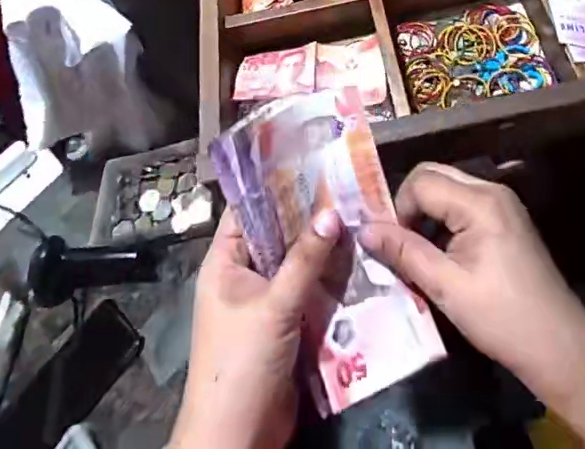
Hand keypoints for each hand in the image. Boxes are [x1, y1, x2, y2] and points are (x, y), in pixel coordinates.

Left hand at [170, 206, 341, 448]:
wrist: (237, 440)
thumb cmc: (242, 363)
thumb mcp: (275, 305)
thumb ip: (305, 259)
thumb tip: (333, 211)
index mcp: (225, 261)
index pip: (247, 209)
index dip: (275, 186)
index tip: (311, 163)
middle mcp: (243, 274)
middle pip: (277, 234)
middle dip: (308, 216)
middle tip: (347, 186)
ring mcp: (265, 299)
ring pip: (296, 262)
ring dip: (322, 247)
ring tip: (359, 215)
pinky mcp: (286, 323)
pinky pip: (307, 290)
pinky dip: (327, 277)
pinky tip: (357, 259)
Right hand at [357, 163, 584, 401]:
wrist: (560, 347)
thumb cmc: (502, 318)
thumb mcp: (446, 287)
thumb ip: (405, 252)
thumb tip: (364, 229)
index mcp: (479, 201)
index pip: (421, 181)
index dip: (398, 208)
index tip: (392, 245)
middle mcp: (491, 189)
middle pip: (434, 175)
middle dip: (409, 205)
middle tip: (398, 243)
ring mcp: (502, 202)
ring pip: (447, 188)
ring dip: (426, 213)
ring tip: (416, 252)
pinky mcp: (506, 217)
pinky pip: (463, 203)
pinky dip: (444, 220)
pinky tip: (441, 254)